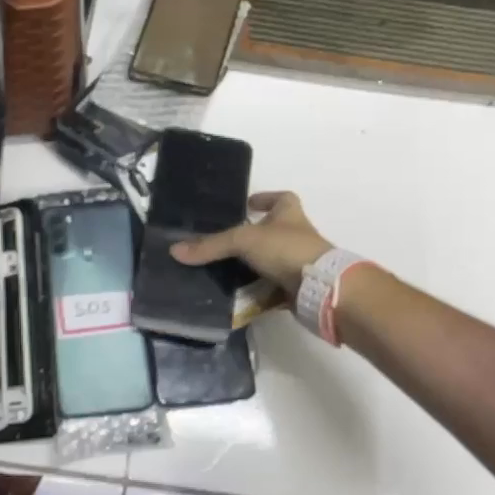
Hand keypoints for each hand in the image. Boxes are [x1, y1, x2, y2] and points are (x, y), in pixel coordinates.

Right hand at [169, 191, 332, 293]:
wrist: (319, 287)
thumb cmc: (286, 249)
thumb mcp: (243, 241)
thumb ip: (211, 245)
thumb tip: (175, 250)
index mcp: (290, 213)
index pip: (281, 198)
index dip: (265, 199)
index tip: (248, 204)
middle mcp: (296, 235)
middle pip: (273, 232)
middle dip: (252, 238)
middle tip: (224, 243)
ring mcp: (298, 262)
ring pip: (271, 262)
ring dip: (252, 266)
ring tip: (223, 271)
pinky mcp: (296, 287)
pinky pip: (272, 288)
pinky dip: (257, 292)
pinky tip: (237, 296)